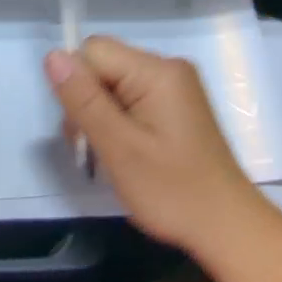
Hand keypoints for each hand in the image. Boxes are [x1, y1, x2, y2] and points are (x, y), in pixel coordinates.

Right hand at [45, 37, 268, 255]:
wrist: (228, 229)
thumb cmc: (172, 191)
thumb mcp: (118, 147)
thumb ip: (83, 99)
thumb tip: (52, 55)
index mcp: (157, 71)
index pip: (92, 52)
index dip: (77, 86)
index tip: (85, 130)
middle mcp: (167, 68)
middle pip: (102, 65)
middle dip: (86, 101)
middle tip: (96, 148)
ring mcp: (174, 87)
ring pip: (112, 83)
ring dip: (100, 114)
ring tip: (112, 154)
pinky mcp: (175, 105)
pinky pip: (130, 96)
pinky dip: (118, 120)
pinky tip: (127, 150)